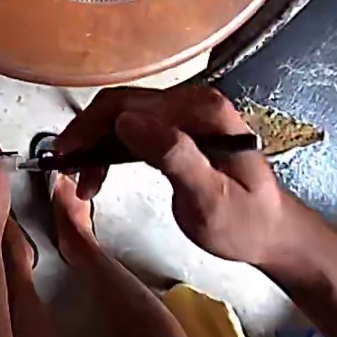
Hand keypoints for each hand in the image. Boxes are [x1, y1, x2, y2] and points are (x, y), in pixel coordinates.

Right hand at [54, 85, 301, 270]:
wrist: (271, 233)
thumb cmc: (244, 223)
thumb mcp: (210, 198)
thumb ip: (172, 156)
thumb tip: (127, 122)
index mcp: (200, 111)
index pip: (126, 105)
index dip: (88, 128)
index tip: (64, 157)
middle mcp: (192, 102)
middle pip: (120, 106)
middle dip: (86, 136)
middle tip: (64, 168)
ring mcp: (186, 114)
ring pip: (122, 117)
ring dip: (96, 144)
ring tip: (83, 180)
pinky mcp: (179, 128)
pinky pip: (134, 128)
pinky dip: (110, 148)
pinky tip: (100, 172)